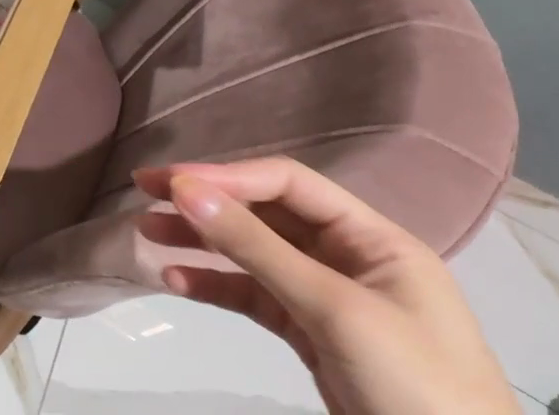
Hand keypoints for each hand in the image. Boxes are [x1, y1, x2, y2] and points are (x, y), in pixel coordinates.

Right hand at [135, 158, 519, 414]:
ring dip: (200, 240)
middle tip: (143, 192)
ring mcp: (329, 297)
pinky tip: (175, 282)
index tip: (170, 183)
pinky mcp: (311, 333)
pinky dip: (213, 285)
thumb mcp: (335, 309)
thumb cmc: (415, 383)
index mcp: (374, 240)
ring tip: (146, 233)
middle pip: (265, 213)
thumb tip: (183, 189)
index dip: (228, 176)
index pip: (289, 184)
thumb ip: (257, 247)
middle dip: (206, 202)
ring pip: (252, 253)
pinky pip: (252, 295)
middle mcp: (351, 258)